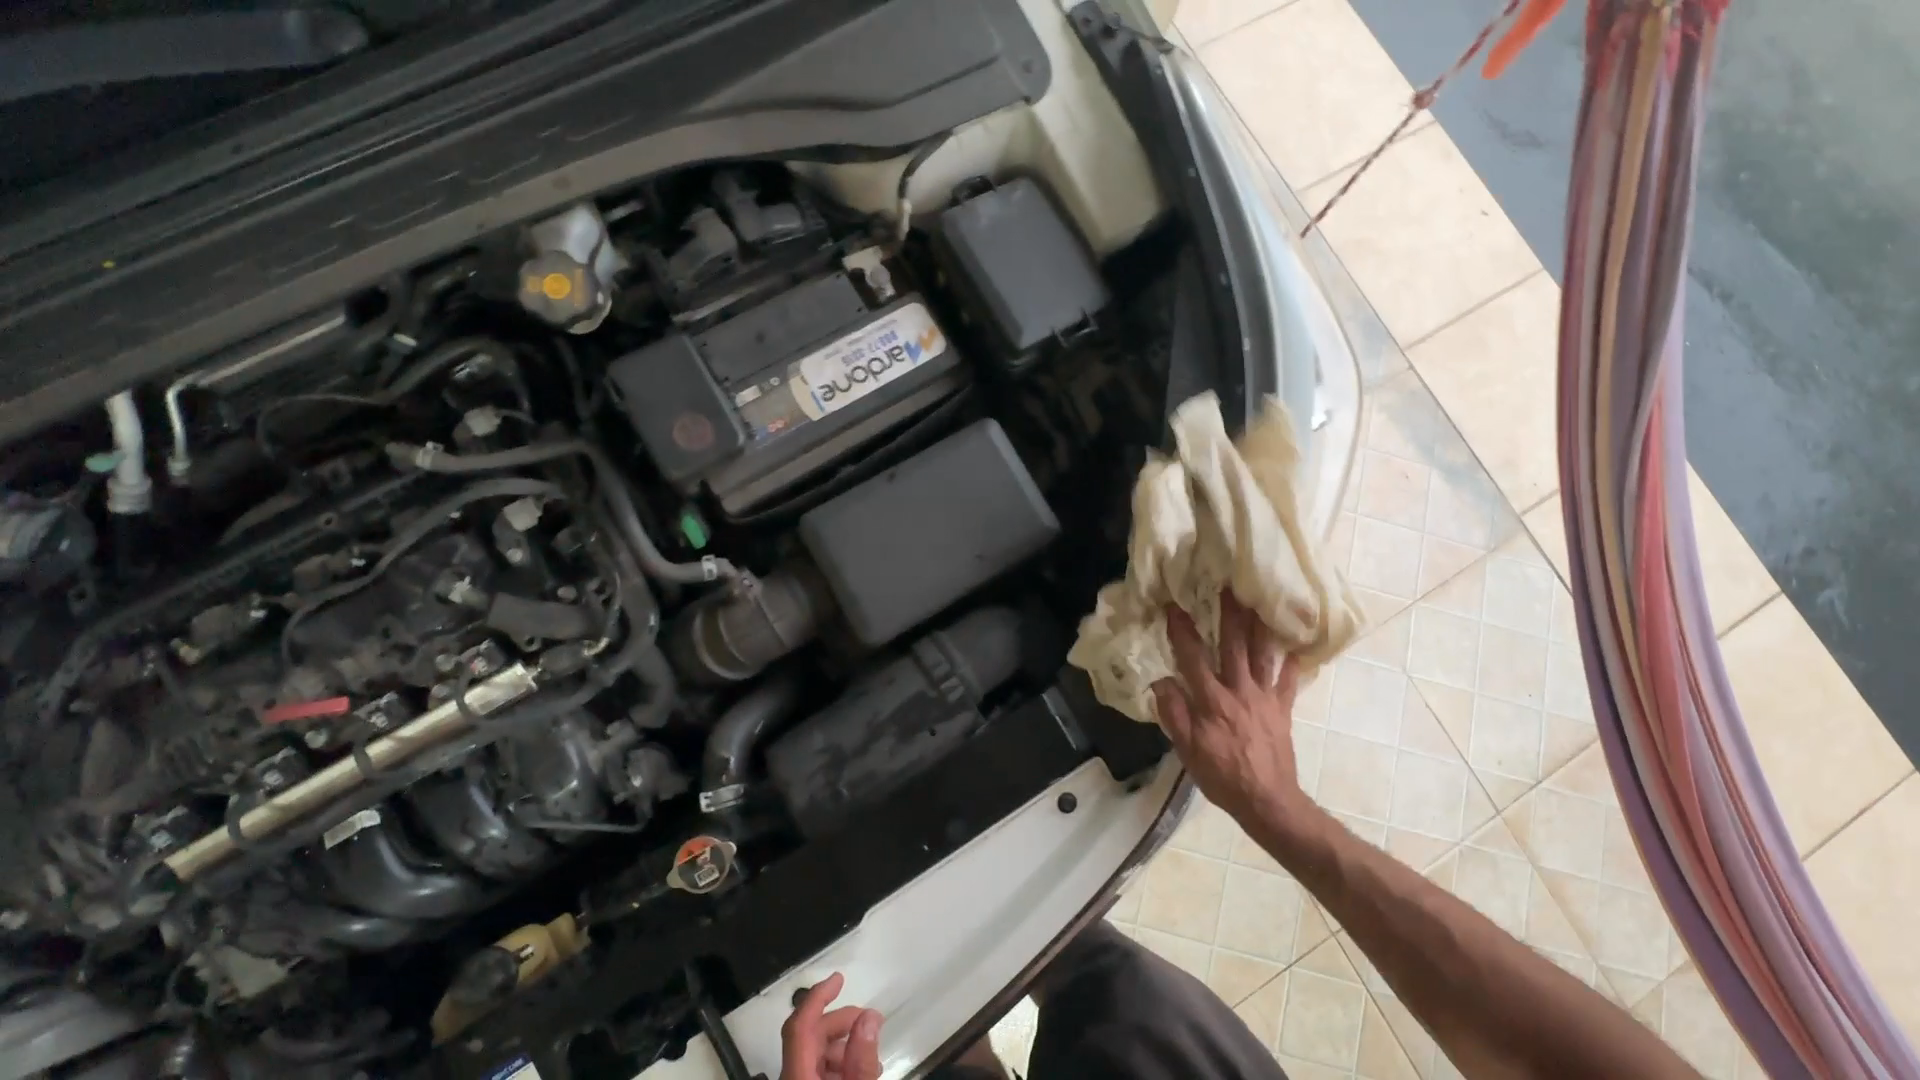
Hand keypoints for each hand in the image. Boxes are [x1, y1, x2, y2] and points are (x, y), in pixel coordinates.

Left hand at [780, 972, 881, 1079]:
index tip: (838, 978)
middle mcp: (790, 1077)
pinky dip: (836, 1062)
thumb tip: (869, 1018)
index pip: (800, 1026)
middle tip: (870, 1019)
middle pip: (809, 1037)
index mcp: (797, 1074)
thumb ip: (862, 1060)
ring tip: (869, 1049)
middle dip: (840, 1021)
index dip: (818, 998)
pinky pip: (813, 1069)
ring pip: (812, 1053)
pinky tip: (857, 1068)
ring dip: (841, 1043)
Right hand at [1152, 593, 1316, 837]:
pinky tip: (1296, 645)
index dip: (1182, 630)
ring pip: (1262, 655)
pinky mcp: (1282, 710)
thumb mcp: (1187, 750)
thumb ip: (1173, 714)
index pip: (1192, 658)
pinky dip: (1293, 662)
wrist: (1267, 801)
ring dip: (1259, 626)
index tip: (1174, 605)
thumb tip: (1160, 682)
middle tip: (1229, 585)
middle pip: (1233, 646)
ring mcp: (1264, 698)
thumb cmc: (1221, 777)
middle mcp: (1239, 691)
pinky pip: (1288, 681)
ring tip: (1260, 601)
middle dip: (1229, 614)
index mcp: (1211, 700)